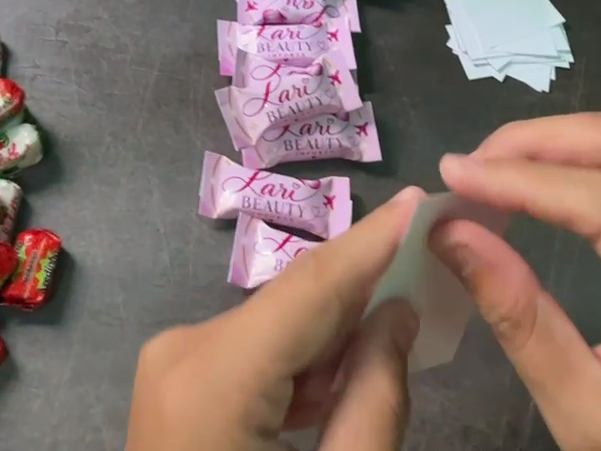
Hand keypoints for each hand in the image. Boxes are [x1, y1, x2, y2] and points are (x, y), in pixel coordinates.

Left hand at [127, 188, 424, 450]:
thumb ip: (373, 402)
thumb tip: (396, 314)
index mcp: (211, 377)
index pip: (308, 289)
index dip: (370, 241)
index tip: (421, 198)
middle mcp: (181, 348)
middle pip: (292, 305)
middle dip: (362, 284)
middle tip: (429, 255)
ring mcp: (171, 362)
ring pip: (275, 327)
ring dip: (336, 328)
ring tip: (401, 317)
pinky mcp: (177, 380)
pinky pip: (254, 353)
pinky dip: (303, 360)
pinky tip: (345, 371)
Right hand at [430, 113, 600, 450]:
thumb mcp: (584, 422)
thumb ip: (521, 322)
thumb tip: (450, 230)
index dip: (528, 180)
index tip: (453, 176)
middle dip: (536, 143)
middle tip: (468, 171)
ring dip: (548, 149)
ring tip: (485, 177)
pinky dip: (564, 170)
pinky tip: (522, 192)